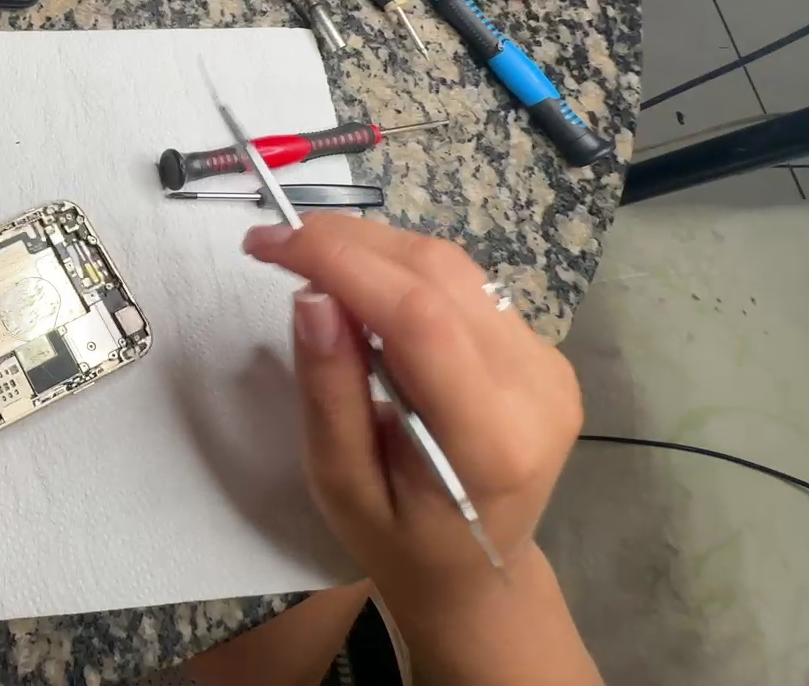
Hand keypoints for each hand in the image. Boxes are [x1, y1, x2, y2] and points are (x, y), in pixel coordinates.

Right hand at [245, 215, 582, 601]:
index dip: (336, 261)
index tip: (264, 242)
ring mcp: (545, 362)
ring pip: (446, 264)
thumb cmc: (395, 536)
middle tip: (269, 243)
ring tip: (301, 254)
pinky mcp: (535, 347)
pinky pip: (456, 280)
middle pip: (434, 273)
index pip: (415, 315)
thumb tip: (309, 296)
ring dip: (365, 244)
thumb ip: (327, 389)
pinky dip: (391, 264)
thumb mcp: (338, 478)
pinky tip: (351, 281)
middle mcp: (535, 387)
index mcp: (489, 436)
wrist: (477, 568)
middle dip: (342, 240)